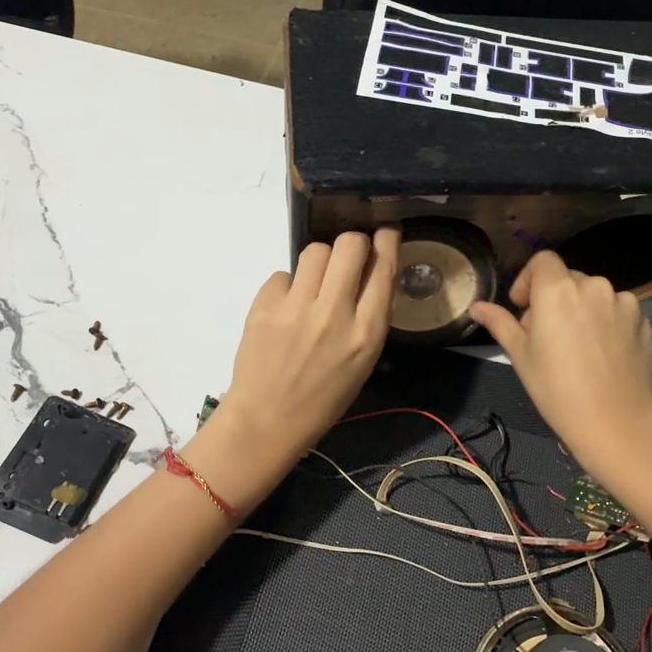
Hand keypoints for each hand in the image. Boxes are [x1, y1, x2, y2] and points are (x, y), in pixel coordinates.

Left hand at [213, 229, 399, 468]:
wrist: (268, 421)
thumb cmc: (323, 399)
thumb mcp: (362, 362)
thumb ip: (369, 316)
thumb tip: (370, 273)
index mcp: (367, 333)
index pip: (384, 268)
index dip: (387, 241)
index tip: (385, 230)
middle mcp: (335, 314)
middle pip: (350, 244)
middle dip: (352, 242)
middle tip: (348, 255)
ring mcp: (296, 308)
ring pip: (315, 250)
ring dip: (320, 260)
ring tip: (314, 283)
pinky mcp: (264, 306)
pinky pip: (283, 274)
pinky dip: (288, 285)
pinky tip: (286, 307)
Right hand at [468, 251, 651, 470]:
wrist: (614, 420)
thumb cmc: (556, 388)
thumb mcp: (520, 355)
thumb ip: (499, 323)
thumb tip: (476, 306)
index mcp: (557, 290)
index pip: (542, 261)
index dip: (528, 279)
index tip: (523, 307)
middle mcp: (592, 286)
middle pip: (567, 278)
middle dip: (553, 298)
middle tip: (546, 335)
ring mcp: (622, 301)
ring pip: (594, 294)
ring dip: (580, 309)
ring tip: (576, 345)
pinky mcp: (642, 319)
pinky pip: (617, 309)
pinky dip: (605, 321)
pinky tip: (601, 352)